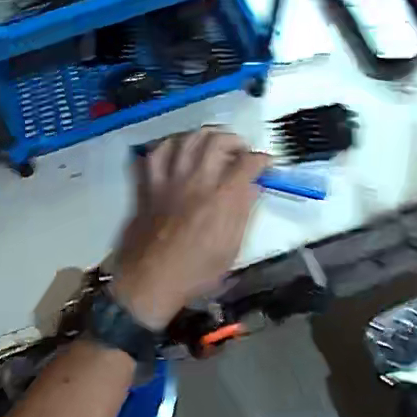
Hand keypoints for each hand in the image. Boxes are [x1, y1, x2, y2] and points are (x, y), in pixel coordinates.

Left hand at [114, 128, 272, 329]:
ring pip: (188, 139)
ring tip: (213, 144)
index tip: (265, 163)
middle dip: (234, 140)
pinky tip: (179, 150)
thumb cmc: (196, 271)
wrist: (152, 281)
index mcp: (222, 198)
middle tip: (240, 151)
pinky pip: (157, 153)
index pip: (248, 163)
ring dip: (205, 136)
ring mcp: (170, 179)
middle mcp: (197, 180)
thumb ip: (243, 212)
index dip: (261, 159)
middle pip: (217, 141)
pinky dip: (170, 145)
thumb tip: (252, 187)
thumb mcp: (232, 248)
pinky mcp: (150, 184)